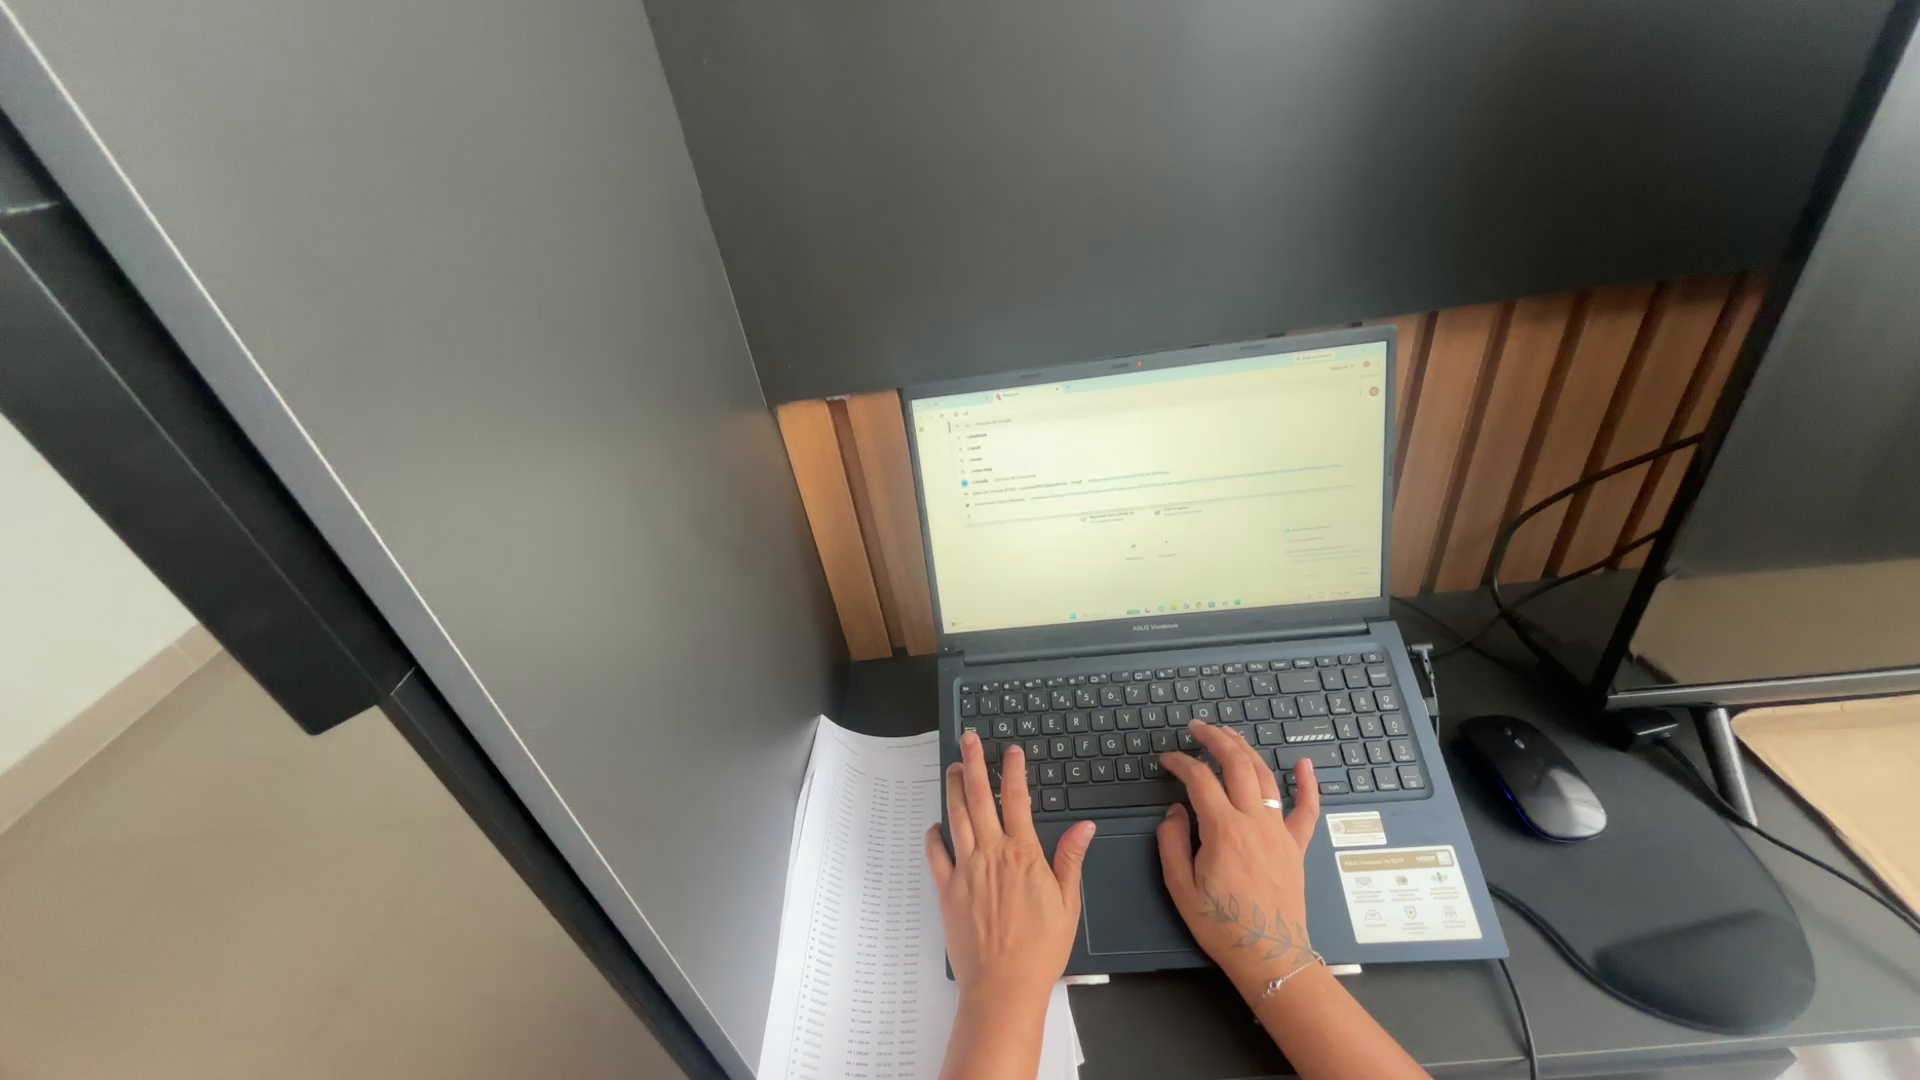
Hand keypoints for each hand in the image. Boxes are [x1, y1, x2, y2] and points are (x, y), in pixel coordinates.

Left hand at [925, 733, 1094, 1079]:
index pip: (1016, 799)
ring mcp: (965, 869)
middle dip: (973, 763)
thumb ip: (1071, 858)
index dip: (1013, 771)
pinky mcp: (947, 890)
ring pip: (955, 817)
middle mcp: (990, 853)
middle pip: (978, 797)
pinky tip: (936, 824)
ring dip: (952, 788)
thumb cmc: (1041, 948)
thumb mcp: (1068, 902)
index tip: (1011, 750)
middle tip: (968, 739)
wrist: (1004, 987)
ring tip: (952, 766)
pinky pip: (936, 854)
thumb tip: (1084, 826)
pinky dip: (934, 835)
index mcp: (1022, 854)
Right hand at [1156, 721, 1321, 1000]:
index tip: (1167, 759)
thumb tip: (1175, 810)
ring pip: (1266, 777)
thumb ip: (1172, 841)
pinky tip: (1304, 764)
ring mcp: (1279, 832)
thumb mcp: (1180, 886)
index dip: (1180, 762)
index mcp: (1224, 830)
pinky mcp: (1296, 846)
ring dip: (1246, 749)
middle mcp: (1255, 822)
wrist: (1270, 957)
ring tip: (1229, 733)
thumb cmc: (1221, 925)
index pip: (1199, 779)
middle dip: (1215, 739)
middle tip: (1197, 727)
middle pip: (1237, 765)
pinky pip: (1307, 810)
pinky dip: (1308, 784)